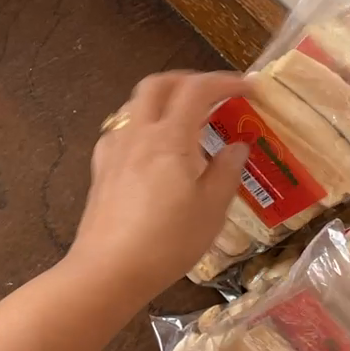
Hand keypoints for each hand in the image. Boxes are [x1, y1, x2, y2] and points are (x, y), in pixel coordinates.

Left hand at [62, 70, 251, 307]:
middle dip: (187, 80)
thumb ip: (226, 172)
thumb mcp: (211, 210)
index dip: (224, 82)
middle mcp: (137, 134)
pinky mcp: (100, 170)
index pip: (197, 90)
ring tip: (183, 120)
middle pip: (157, 84)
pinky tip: (149, 150)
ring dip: (161, 100)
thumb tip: (237, 146)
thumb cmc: (167, 242)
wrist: (108, 271)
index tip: (249, 88)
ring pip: (134, 105)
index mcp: (169, 138)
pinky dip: (140, 126)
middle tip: (212, 94)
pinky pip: (120, 132)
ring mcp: (113, 150)